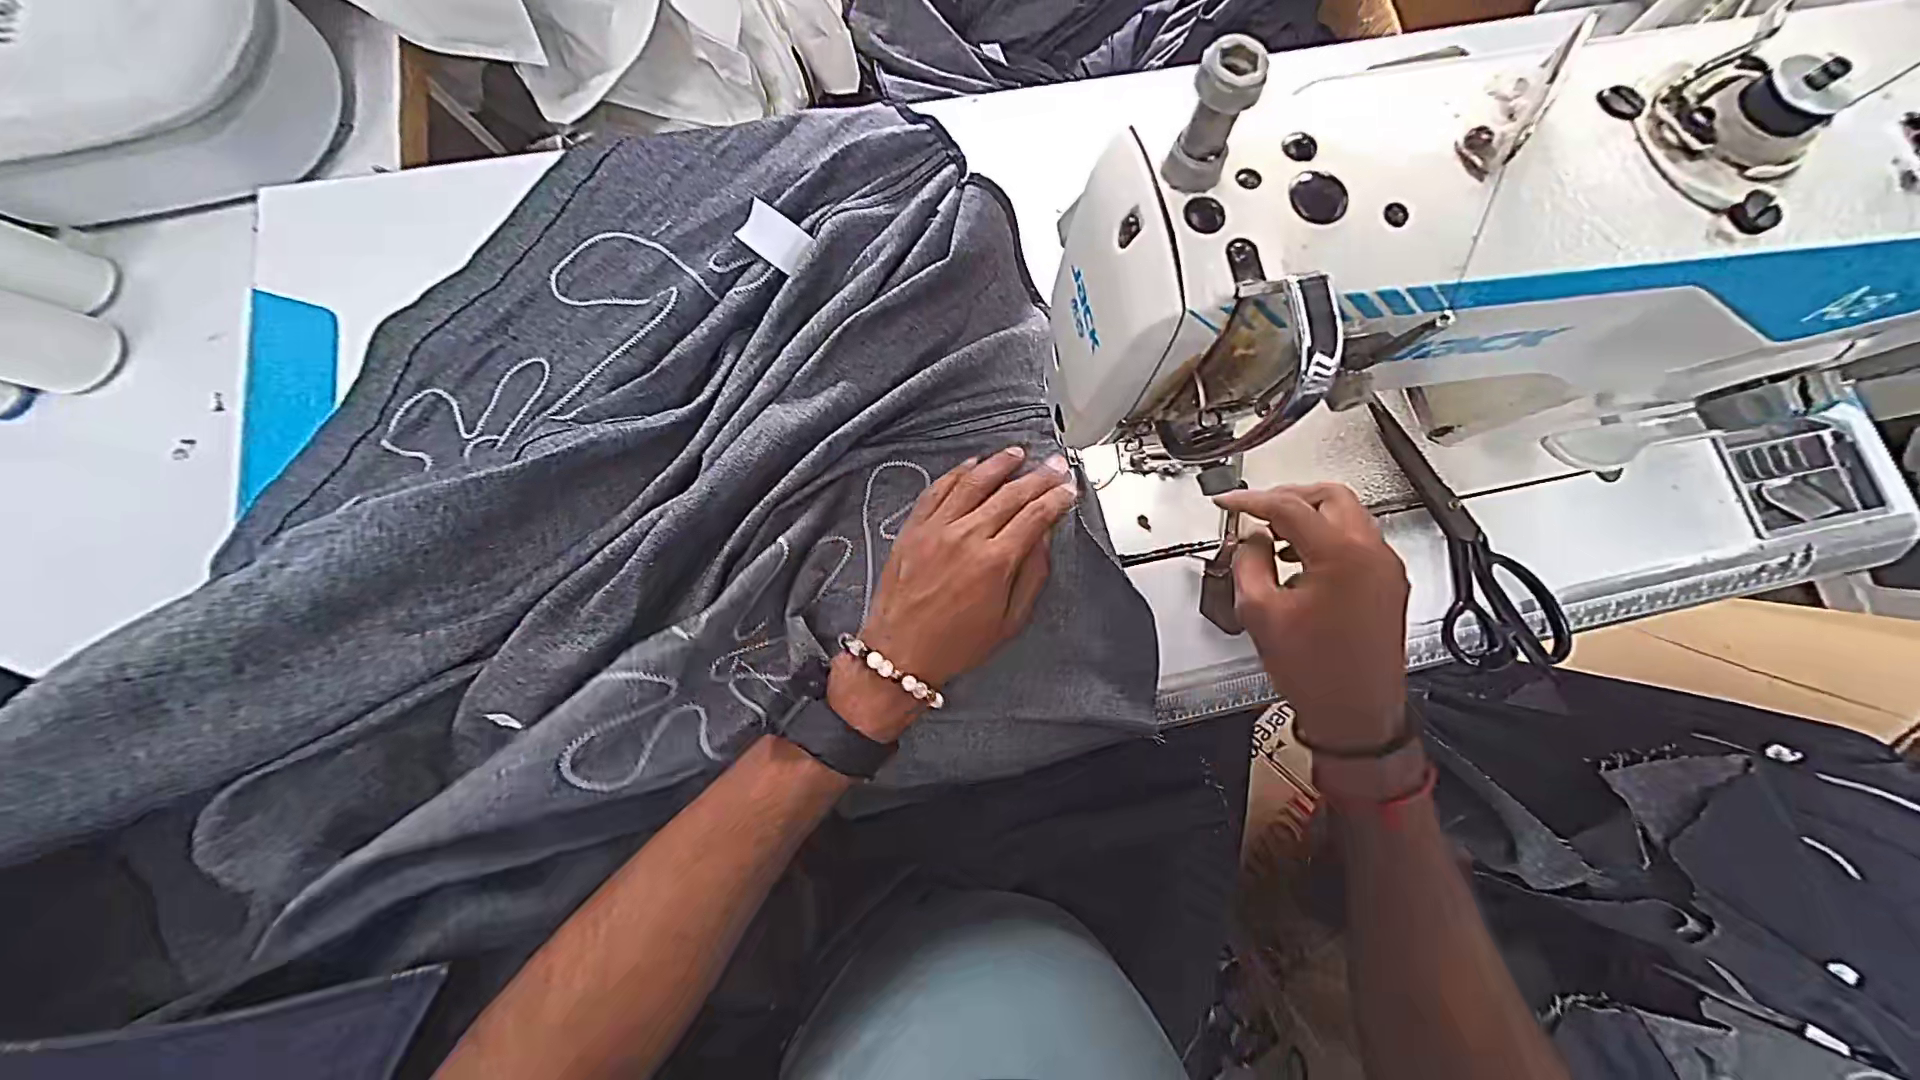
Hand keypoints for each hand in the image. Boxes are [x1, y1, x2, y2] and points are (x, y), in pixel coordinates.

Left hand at [829, 447, 1076, 740]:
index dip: (1056, 498)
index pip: (1035, 516)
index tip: (1068, 489)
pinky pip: (938, 490)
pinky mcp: (914, 528)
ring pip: (973, 482)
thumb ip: (1032, 576)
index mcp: (994, 562)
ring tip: (1017, 453)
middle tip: (1053, 465)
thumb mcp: (1009, 622)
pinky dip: (957, 473)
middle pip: (1010, 494)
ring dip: (999, 464)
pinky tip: (972, 465)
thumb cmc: (953, 645)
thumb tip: (1044, 540)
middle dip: (1038, 476)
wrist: (900, 652)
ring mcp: (936, 529)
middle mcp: (966, 538)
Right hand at [1214, 483, 1409, 752]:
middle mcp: (1372, 555)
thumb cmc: (1317, 672)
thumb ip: (1248, 563)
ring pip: (1347, 515)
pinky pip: (1356, 541)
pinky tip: (1297, 558)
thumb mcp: (1260, 612)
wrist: (1356, 712)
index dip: (1251, 500)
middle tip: (1254, 511)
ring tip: (1271, 536)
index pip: (1290, 507)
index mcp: (1342, 557)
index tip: (1229, 501)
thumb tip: (1249, 541)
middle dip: (1287, 498)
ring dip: (1307, 517)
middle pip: (1329, 496)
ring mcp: (1385, 569)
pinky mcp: (1387, 584)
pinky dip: (1324, 537)